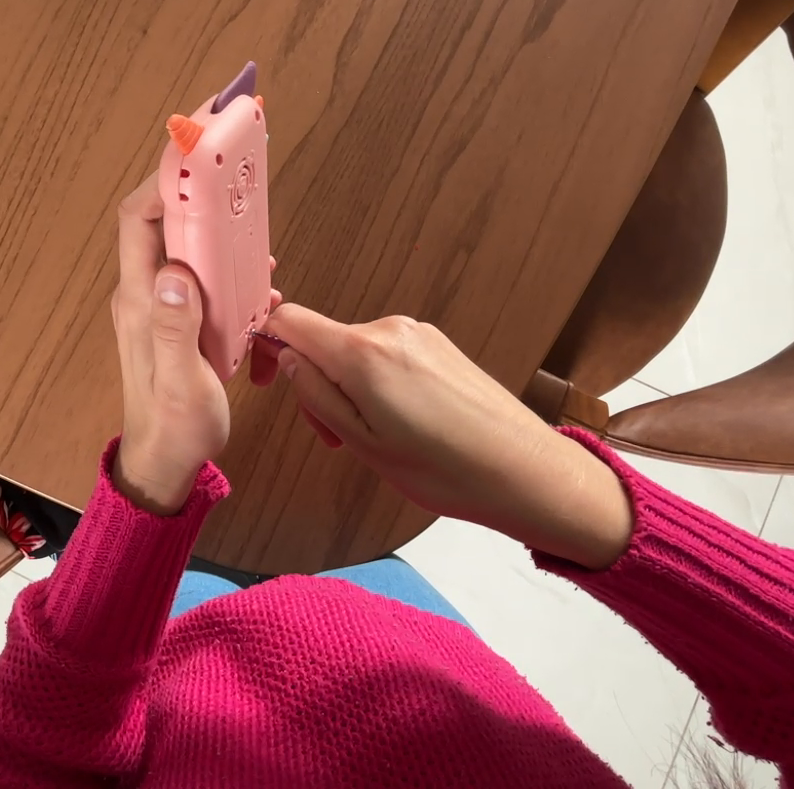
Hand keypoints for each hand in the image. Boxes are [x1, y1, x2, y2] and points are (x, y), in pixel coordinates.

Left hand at [109, 175, 229, 513]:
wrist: (165, 462)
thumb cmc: (176, 426)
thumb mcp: (183, 382)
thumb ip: (177, 328)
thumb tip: (174, 272)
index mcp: (141, 300)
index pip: (137, 222)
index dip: (161, 183)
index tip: (197, 159)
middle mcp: (144, 293)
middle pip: (160, 224)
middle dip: (194, 198)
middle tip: (235, 186)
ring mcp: (158, 304)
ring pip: (182, 248)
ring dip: (214, 236)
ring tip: (254, 245)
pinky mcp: (175, 317)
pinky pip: (196, 275)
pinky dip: (222, 268)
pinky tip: (253, 285)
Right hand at [262, 304, 633, 568]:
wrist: (530, 473)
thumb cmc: (446, 471)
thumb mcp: (363, 443)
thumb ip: (315, 395)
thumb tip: (286, 358)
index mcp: (362, 353)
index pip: (288, 319)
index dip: (265, 344)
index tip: (264, 381)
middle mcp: (388, 329)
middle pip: (322, 339)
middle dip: (314, 382)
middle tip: (335, 435)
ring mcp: (417, 333)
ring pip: (353, 350)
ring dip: (346, 387)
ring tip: (373, 436)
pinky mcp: (437, 344)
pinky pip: (384, 353)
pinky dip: (375, 382)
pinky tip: (401, 421)